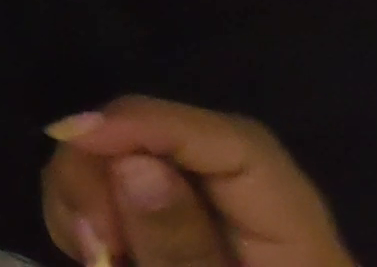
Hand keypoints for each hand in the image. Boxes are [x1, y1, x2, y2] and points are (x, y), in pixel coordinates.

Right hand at [41, 96, 354, 266]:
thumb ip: (181, 252)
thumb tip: (132, 161)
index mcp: (305, 249)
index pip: (238, 147)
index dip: (153, 124)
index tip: (72, 135)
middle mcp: (267, 223)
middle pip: (175, 143)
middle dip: (104, 160)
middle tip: (80, 229)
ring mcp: (216, 227)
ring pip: (132, 156)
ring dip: (84, 184)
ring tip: (80, 248)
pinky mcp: (172, 232)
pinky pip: (115, 184)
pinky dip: (84, 201)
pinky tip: (83, 244)